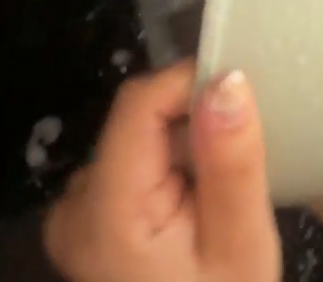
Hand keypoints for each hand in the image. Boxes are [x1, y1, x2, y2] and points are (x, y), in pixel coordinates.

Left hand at [45, 60, 279, 281]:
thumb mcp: (242, 243)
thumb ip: (231, 160)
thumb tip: (226, 78)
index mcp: (104, 211)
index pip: (140, 102)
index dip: (193, 83)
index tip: (248, 98)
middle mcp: (74, 204)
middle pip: (140, 116)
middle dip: (196, 118)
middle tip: (245, 154)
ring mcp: (75, 216)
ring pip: (141, 134)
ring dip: (188, 141)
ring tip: (225, 183)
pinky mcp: (89, 224)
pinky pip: (136, 161)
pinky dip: (175, 163)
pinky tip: (200, 200)